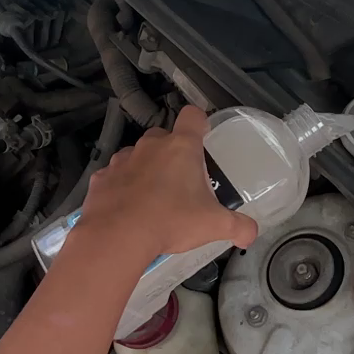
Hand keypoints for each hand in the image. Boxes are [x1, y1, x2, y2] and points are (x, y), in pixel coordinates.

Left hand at [75, 105, 258, 260]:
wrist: (117, 237)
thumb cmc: (171, 221)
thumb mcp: (214, 225)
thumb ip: (238, 226)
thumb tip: (251, 234)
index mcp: (181, 147)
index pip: (193, 116)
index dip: (200, 123)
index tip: (204, 138)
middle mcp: (151, 145)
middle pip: (165, 136)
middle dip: (173, 153)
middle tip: (182, 181)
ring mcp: (123, 160)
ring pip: (138, 155)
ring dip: (147, 169)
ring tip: (153, 198)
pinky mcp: (102, 178)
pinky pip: (116, 176)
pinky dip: (122, 188)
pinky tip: (128, 210)